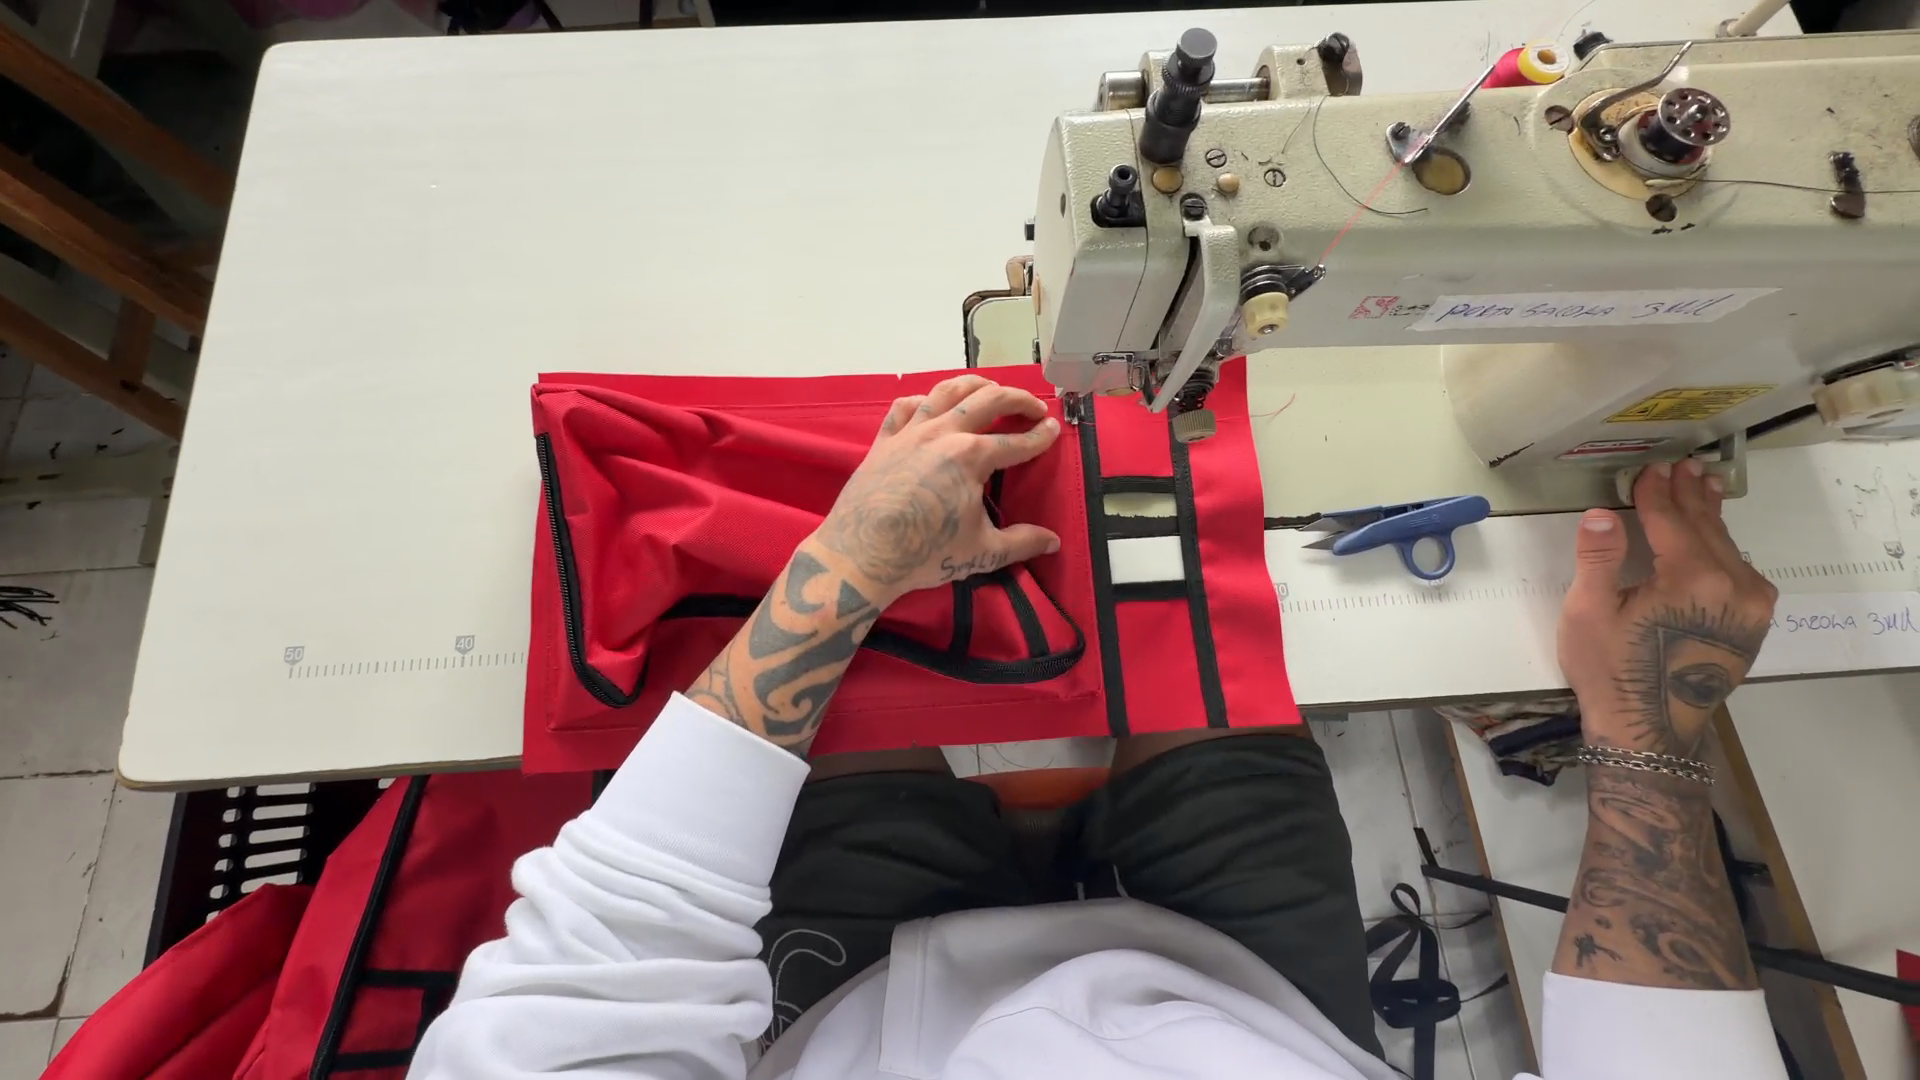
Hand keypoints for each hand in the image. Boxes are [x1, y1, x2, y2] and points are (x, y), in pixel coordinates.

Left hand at [809, 374, 1062, 606]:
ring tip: (991, 389)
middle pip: (988, 400)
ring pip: (947, 391)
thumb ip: (1021, 543)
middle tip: (1034, 406)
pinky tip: (933, 404)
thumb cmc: (924, 554)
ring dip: (976, 385)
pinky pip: (905, 406)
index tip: (1054, 429)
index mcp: (971, 457)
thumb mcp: (981, 552)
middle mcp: (943, 433)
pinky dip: (924, 400)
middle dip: (1017, 399)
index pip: (1016, 442)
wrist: (861, 555)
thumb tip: (1053, 543)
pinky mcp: (884, 440)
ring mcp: (910, 432)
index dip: (1040, 436)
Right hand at [1558, 459, 1777, 757]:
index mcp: (1692, 578)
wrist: (1648, 725)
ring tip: (1703, 489)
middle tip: (1683, 467)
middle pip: (1707, 529)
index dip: (1656, 495)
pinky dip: (1722, 547)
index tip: (1650, 470)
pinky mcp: (1753, 623)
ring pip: (1729, 549)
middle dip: (1690, 497)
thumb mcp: (1589, 611)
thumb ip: (1598, 559)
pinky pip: (1740, 571)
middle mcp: (1734, 585)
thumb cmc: (1610, 666)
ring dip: (1710, 518)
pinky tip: (1713, 541)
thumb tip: (1597, 514)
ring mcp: (1751, 605)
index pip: (1671, 522)